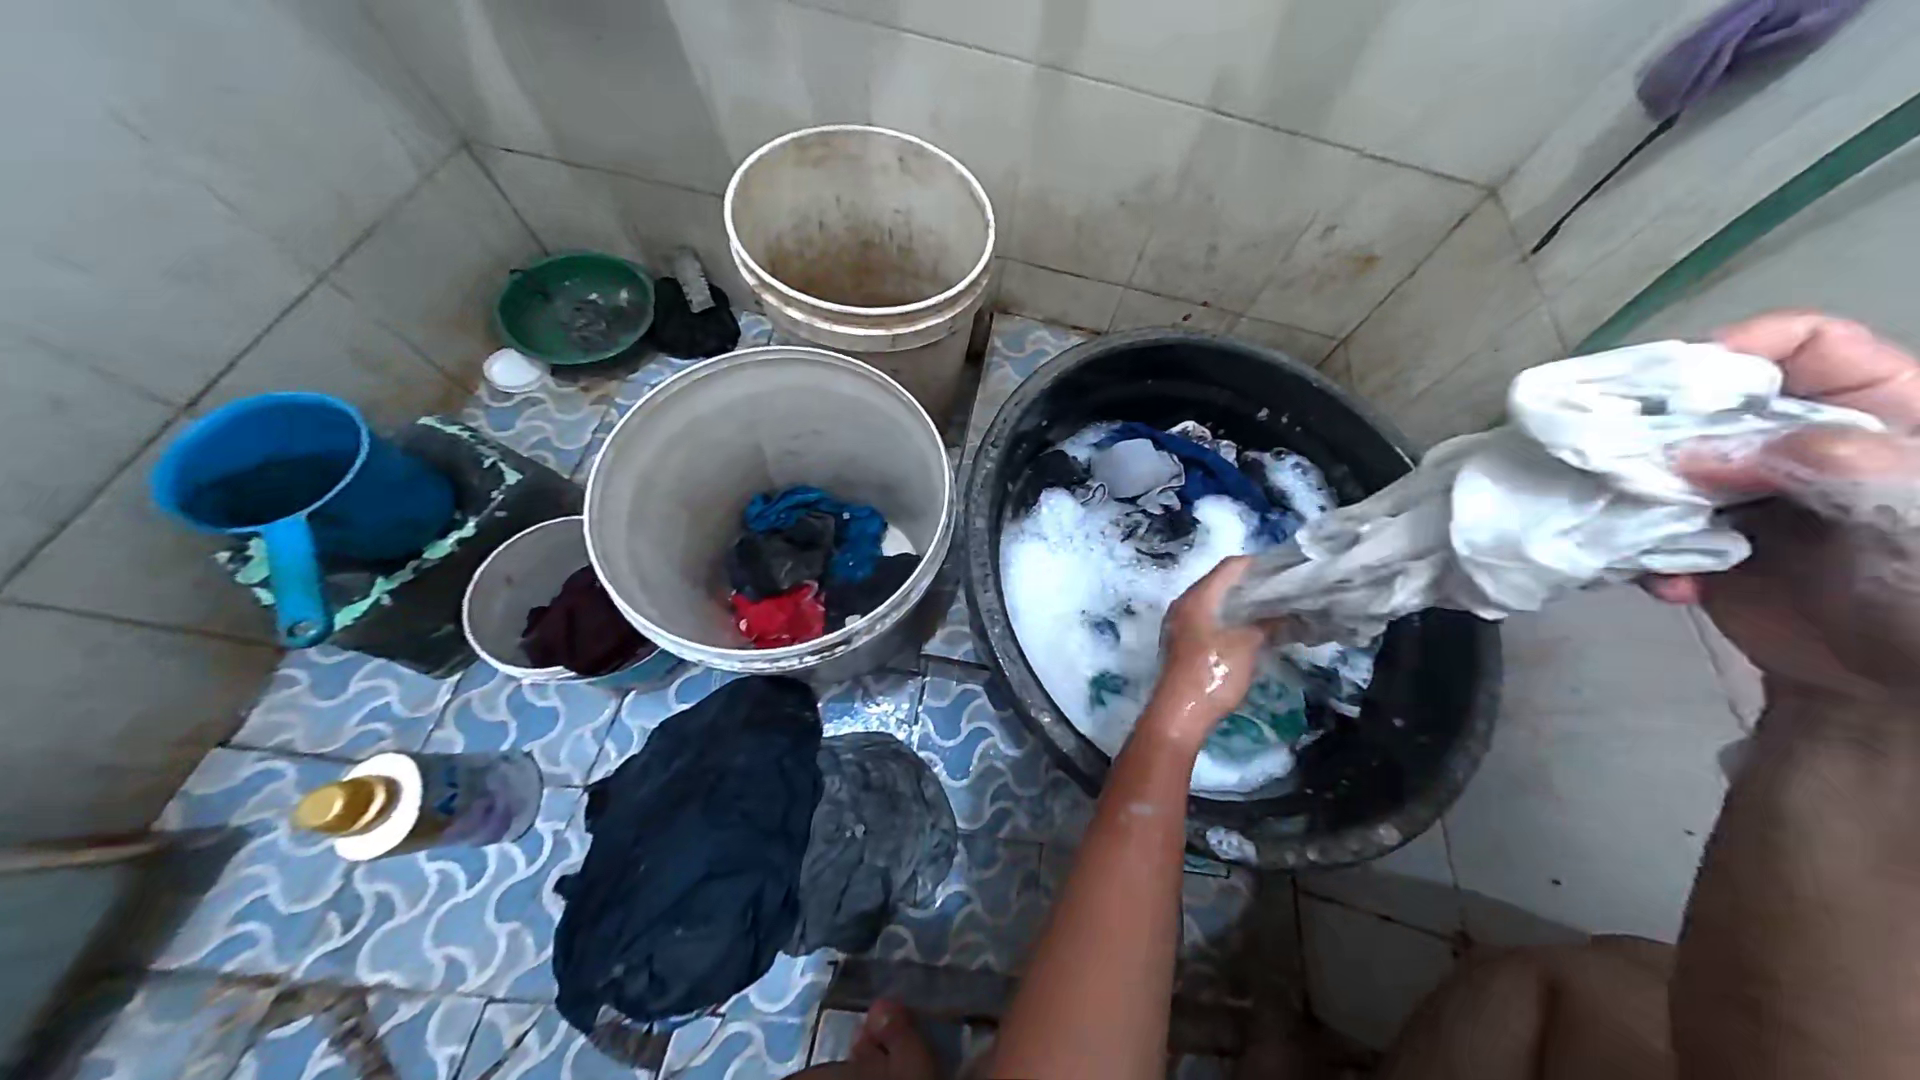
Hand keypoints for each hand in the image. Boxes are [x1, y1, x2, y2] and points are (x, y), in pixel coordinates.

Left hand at [1144, 557, 1275, 747]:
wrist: (1180, 712)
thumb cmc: (1212, 673)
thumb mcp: (1246, 646)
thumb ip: (1267, 625)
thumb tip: (1290, 616)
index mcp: (1195, 598)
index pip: (1227, 568)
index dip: (1254, 564)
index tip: (1282, 566)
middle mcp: (1183, 605)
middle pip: (1218, 583)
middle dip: (1249, 584)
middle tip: (1281, 587)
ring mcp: (1179, 625)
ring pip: (1213, 603)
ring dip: (1239, 603)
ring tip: (1271, 605)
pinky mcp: (1182, 643)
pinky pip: (1208, 620)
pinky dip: (1229, 618)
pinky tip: (1250, 627)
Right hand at [1646, 313, 1919, 700]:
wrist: (1900, 690)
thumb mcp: (1913, 512)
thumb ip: (1826, 461)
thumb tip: (1692, 449)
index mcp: (1878, 414)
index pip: (1809, 346)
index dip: (1740, 347)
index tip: (1670, 380)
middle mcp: (1801, 444)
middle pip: (1712, 407)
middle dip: (1658, 430)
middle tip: (1611, 453)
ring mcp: (1746, 494)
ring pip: (1666, 467)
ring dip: (1639, 498)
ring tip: (1635, 529)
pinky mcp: (1703, 540)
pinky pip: (1650, 528)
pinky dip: (1644, 555)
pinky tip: (1669, 584)